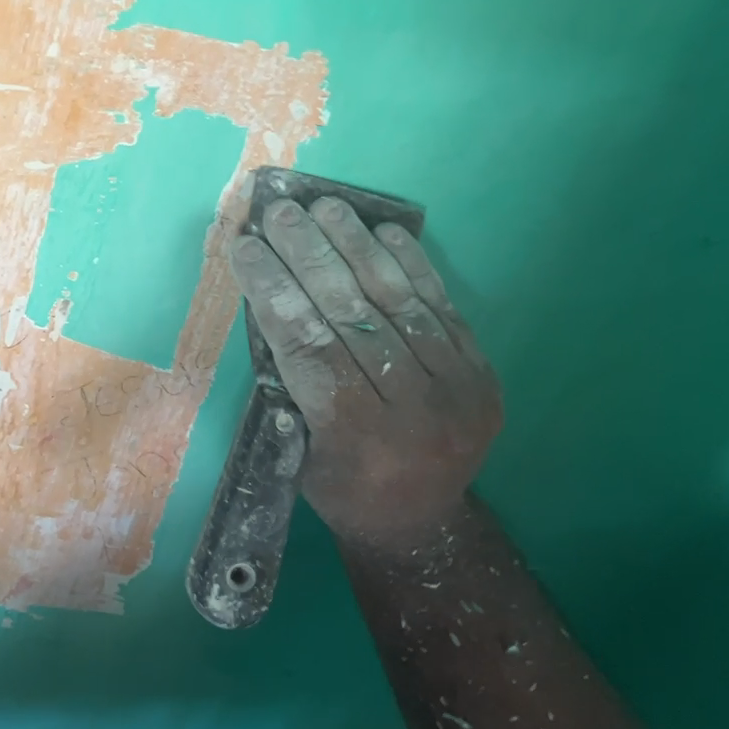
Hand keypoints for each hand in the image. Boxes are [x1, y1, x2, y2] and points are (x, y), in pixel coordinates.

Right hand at [230, 197, 501, 549]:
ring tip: (326, 206)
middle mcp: (411, 407)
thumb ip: (286, 383)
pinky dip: (412, 266)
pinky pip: (443, 308)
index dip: (273, 289)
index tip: (246, 246)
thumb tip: (267, 302)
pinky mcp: (482, 373)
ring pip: (399, 302)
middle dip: (310, 255)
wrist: (420, 522)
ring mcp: (456, 388)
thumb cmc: (337, 486)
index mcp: (353, 433)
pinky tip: (384, 231)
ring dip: (358, 247)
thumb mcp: (293, 449)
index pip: (306, 343)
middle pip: (352, 314)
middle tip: (281, 211)